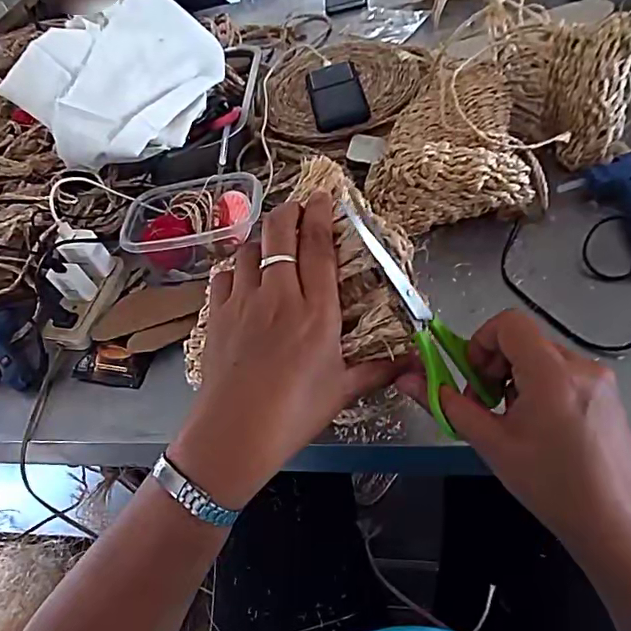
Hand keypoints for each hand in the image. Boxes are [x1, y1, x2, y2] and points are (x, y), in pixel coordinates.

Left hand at [169, 191, 401, 508]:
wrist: (235, 433)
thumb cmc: (294, 413)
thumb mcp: (342, 391)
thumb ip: (377, 370)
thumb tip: (412, 362)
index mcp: (316, 312)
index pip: (318, 247)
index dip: (321, 214)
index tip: (323, 198)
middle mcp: (278, 297)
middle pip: (279, 233)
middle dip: (289, 211)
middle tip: (298, 208)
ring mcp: (243, 303)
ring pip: (248, 249)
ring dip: (262, 240)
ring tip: (271, 246)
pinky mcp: (217, 316)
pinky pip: (223, 276)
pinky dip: (234, 269)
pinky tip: (241, 278)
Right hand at [395, 310, 630, 545]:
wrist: (614, 521)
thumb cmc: (556, 488)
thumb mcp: (492, 445)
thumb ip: (449, 406)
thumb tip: (412, 382)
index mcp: (552, 376)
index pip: (509, 324)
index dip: (480, 342)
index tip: (471, 374)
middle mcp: (580, 368)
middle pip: (523, 340)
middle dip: (494, 365)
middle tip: (484, 402)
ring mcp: (597, 380)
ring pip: (541, 356)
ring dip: (515, 377)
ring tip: (511, 419)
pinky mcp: (605, 393)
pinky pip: (562, 372)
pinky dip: (539, 387)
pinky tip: (536, 425)